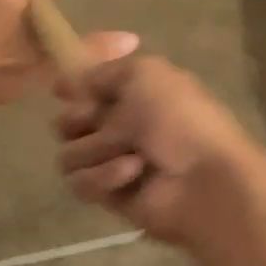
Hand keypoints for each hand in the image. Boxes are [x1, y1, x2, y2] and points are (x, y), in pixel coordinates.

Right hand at [54, 56, 265, 244]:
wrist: (201, 178)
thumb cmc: (178, 118)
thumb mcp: (145, 74)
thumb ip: (105, 71)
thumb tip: (72, 83)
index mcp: (137, 91)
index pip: (89, 86)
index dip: (73, 87)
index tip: (63, 89)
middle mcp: (122, 124)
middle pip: (69, 120)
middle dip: (79, 119)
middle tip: (96, 121)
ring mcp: (113, 160)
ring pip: (70, 153)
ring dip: (97, 151)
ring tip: (131, 154)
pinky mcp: (108, 194)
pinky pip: (80, 183)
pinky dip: (105, 176)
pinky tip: (132, 174)